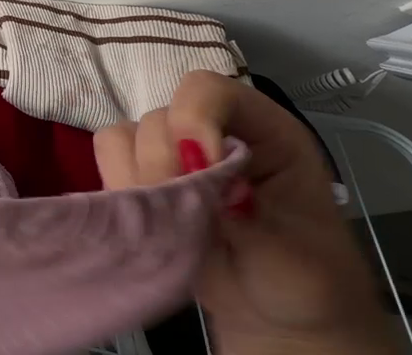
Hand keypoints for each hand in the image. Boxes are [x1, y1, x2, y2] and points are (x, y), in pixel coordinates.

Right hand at [94, 71, 395, 354]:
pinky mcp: (140, 172)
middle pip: (159, 117)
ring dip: (142, 182)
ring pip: (125, 136)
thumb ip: (243, 217)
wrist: (279, 320)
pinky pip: (107, 157)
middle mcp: (212, 131)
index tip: (199, 173)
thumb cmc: (304, 285)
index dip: (193, 120)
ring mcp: (172, 151)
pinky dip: (121, 187)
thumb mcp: (292, 258)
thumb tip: (190, 182)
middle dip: (166, 167)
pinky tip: (152, 219)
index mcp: (263, 133)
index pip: (209, 90)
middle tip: (188, 216)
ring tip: (174, 224)